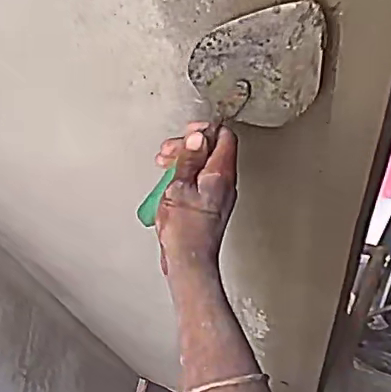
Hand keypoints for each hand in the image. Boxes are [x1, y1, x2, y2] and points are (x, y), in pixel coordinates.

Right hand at [154, 122, 237, 276]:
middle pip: (213, 150)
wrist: (189, 261)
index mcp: (221, 175)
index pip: (223, 137)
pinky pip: (200, 183)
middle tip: (169, 151)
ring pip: (205, 167)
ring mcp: (218, 197)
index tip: (185, 133)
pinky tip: (170, 185)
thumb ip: (189, 160)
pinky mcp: (209, 208)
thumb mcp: (179, 188)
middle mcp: (225, 184)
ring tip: (165, 166)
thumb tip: (198, 137)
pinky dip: (185, 177)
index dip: (204, 130)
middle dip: (189, 145)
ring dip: (185, 161)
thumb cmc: (185, 231)